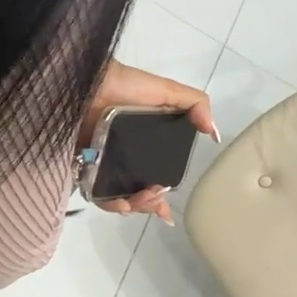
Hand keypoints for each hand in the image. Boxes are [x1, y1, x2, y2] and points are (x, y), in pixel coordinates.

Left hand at [83, 60, 219, 221]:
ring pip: (116, 197)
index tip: (167, 214)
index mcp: (143, 148)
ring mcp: (101, 163)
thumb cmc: (127, 85)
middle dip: (148, 204)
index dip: (160, 200)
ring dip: (132, 206)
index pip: (153, 179)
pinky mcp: (83, 164)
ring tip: (139, 200)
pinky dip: (108, 202)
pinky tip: (120, 202)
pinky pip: (94, 191)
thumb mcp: (167, 91)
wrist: (91, 81)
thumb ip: (195, 104)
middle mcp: (122, 159)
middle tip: (154, 196)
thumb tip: (213, 132)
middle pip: (135, 194)